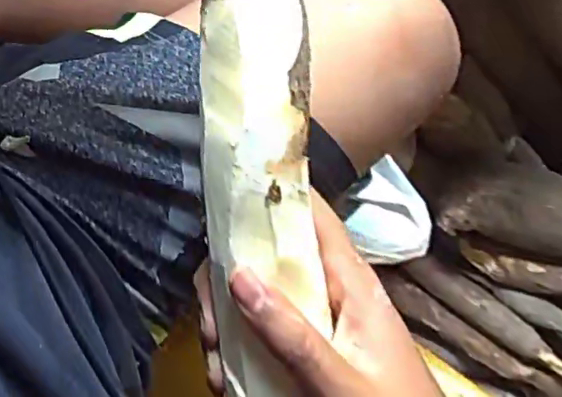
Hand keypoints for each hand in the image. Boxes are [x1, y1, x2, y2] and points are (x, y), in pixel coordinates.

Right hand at [197, 196, 441, 396]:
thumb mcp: (346, 388)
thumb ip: (296, 336)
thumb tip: (238, 273)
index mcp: (350, 282)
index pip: (311, 209)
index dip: (273, 185)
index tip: (227, 184)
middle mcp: (328, 289)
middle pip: (264, 249)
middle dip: (226, 277)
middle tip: (211, 321)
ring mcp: (316, 318)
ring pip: (253, 288)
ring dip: (223, 316)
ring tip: (214, 357)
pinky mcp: (306, 347)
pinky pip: (258, 326)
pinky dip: (234, 345)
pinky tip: (225, 374)